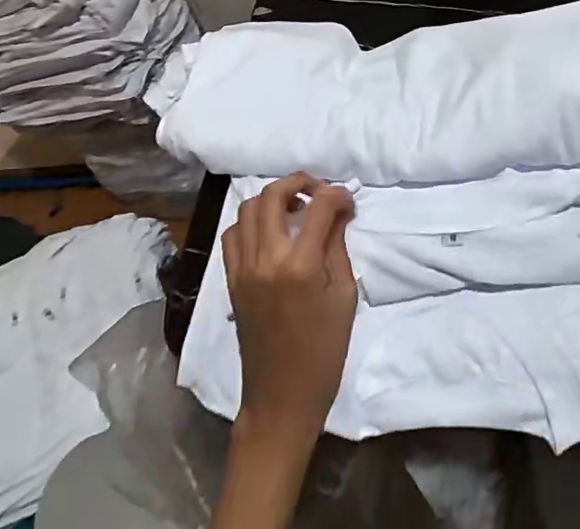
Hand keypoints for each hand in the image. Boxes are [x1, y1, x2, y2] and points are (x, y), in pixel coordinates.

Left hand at [223, 171, 357, 439]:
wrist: (281, 397)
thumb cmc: (324, 351)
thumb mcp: (343, 296)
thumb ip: (337, 247)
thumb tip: (338, 213)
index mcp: (300, 265)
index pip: (319, 206)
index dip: (338, 195)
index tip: (349, 203)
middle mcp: (266, 259)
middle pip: (273, 195)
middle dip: (299, 182)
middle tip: (320, 191)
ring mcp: (242, 270)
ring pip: (247, 210)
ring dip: (272, 198)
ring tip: (295, 207)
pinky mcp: (230, 281)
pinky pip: (232, 236)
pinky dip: (251, 222)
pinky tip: (271, 232)